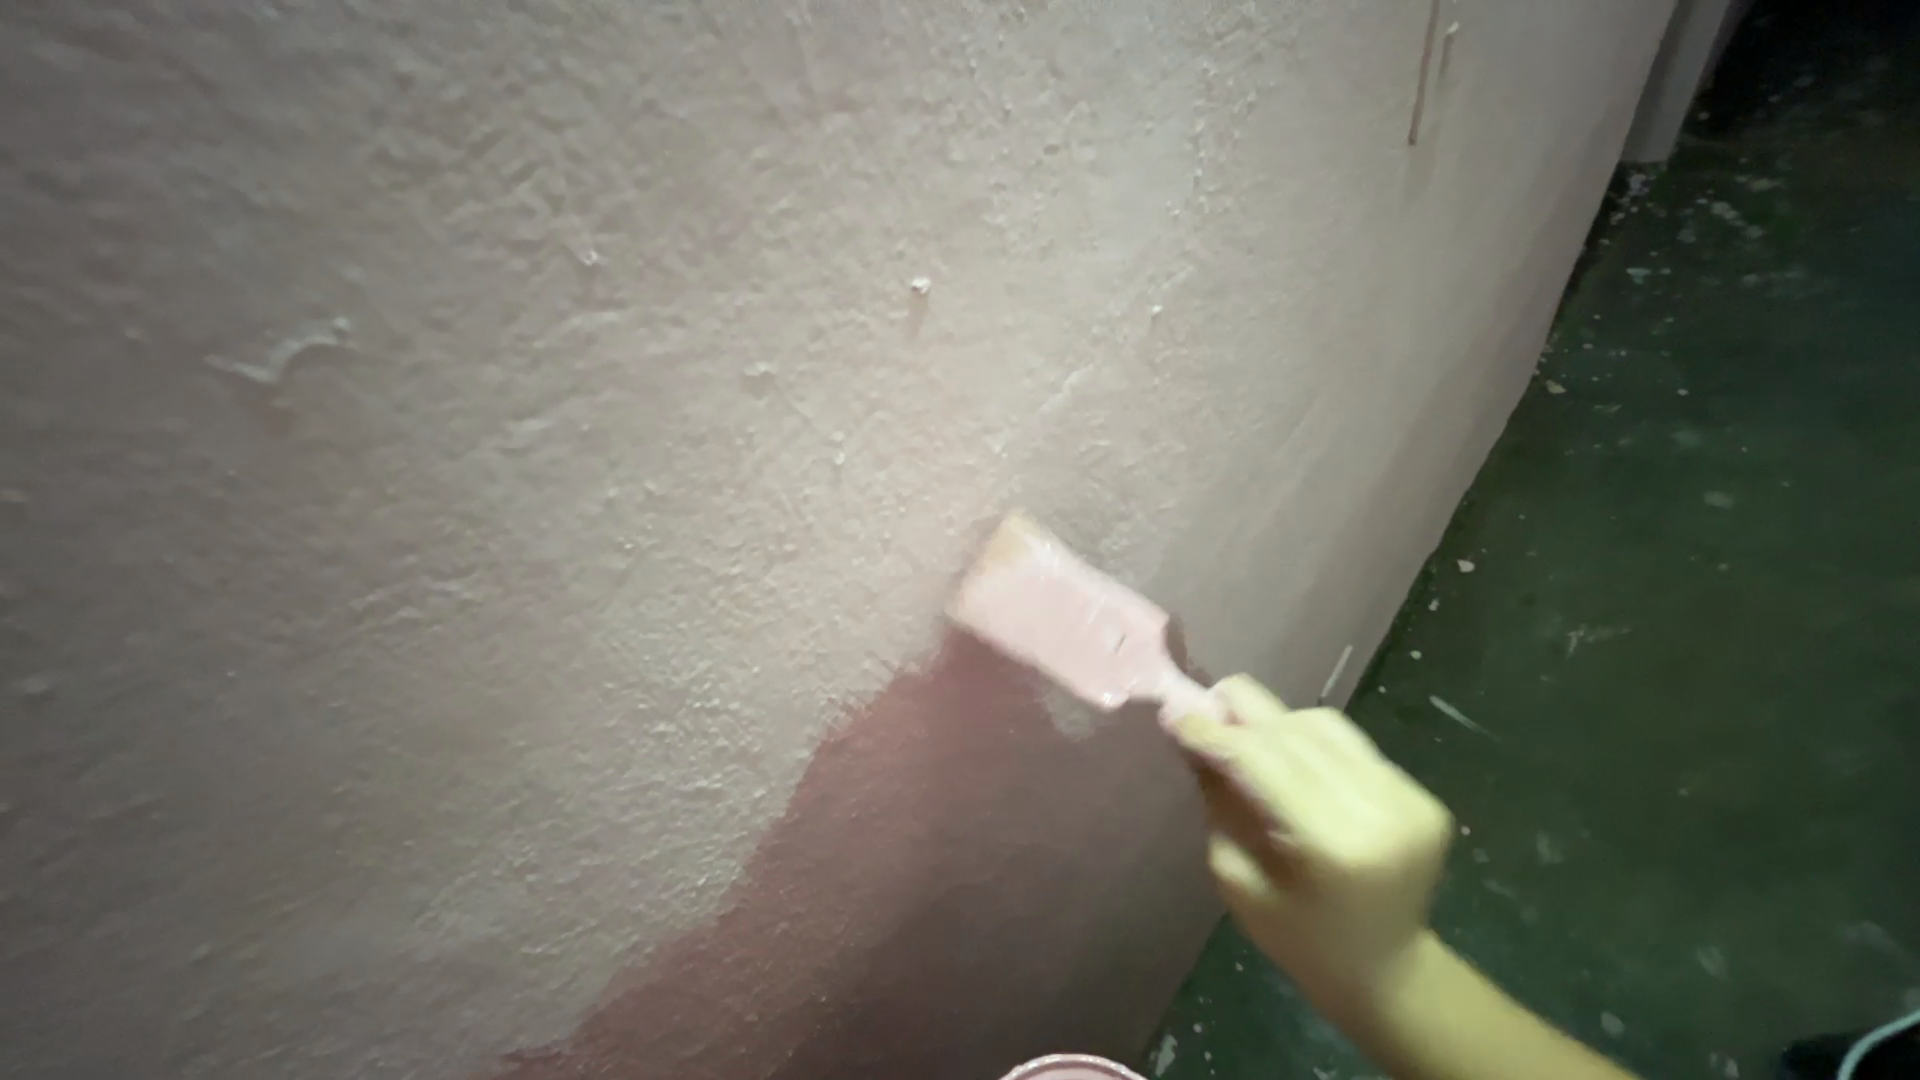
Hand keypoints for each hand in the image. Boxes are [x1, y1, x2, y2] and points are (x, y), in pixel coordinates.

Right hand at [1170, 676, 1453, 1019]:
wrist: (1387, 971)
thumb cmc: (1297, 938)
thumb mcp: (1236, 876)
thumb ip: (1218, 798)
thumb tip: (1191, 733)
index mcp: (1334, 845)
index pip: (1261, 760)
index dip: (1211, 731)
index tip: (1170, 713)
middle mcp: (1380, 810)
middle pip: (1293, 731)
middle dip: (1238, 712)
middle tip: (1199, 707)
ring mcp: (1408, 798)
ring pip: (1321, 724)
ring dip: (1273, 722)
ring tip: (1241, 734)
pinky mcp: (1420, 793)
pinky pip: (1348, 742)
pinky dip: (1307, 739)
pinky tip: (1286, 756)